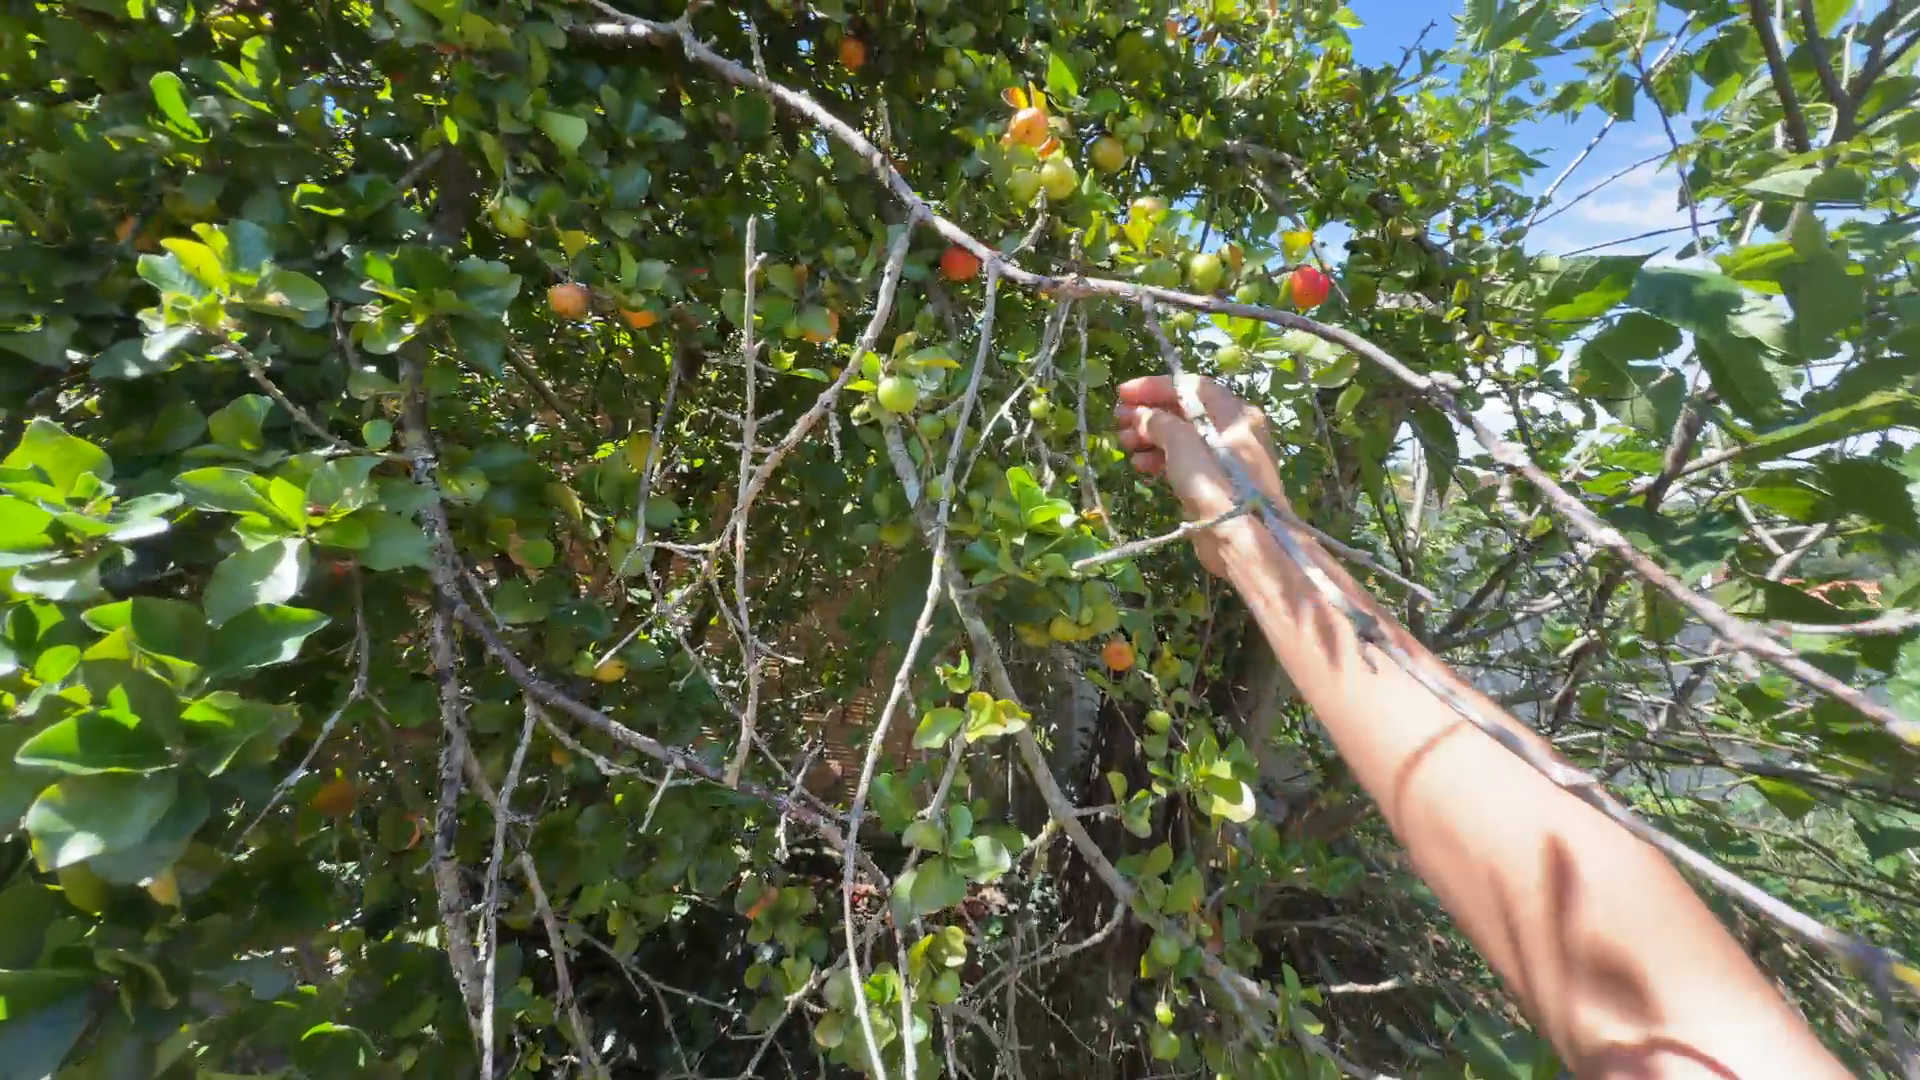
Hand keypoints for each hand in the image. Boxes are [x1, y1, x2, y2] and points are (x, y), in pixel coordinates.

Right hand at [1113, 375, 1284, 576]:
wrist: (1243, 541)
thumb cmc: (1217, 485)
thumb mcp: (1184, 445)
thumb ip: (1160, 423)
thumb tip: (1141, 415)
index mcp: (1235, 414)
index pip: (1191, 387)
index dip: (1155, 387)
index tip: (1123, 394)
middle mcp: (1233, 432)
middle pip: (1185, 412)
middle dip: (1149, 414)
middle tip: (1118, 420)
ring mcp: (1224, 460)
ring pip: (1181, 438)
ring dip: (1150, 437)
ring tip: (1124, 444)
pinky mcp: (1214, 484)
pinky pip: (1183, 462)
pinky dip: (1161, 459)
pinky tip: (1140, 465)